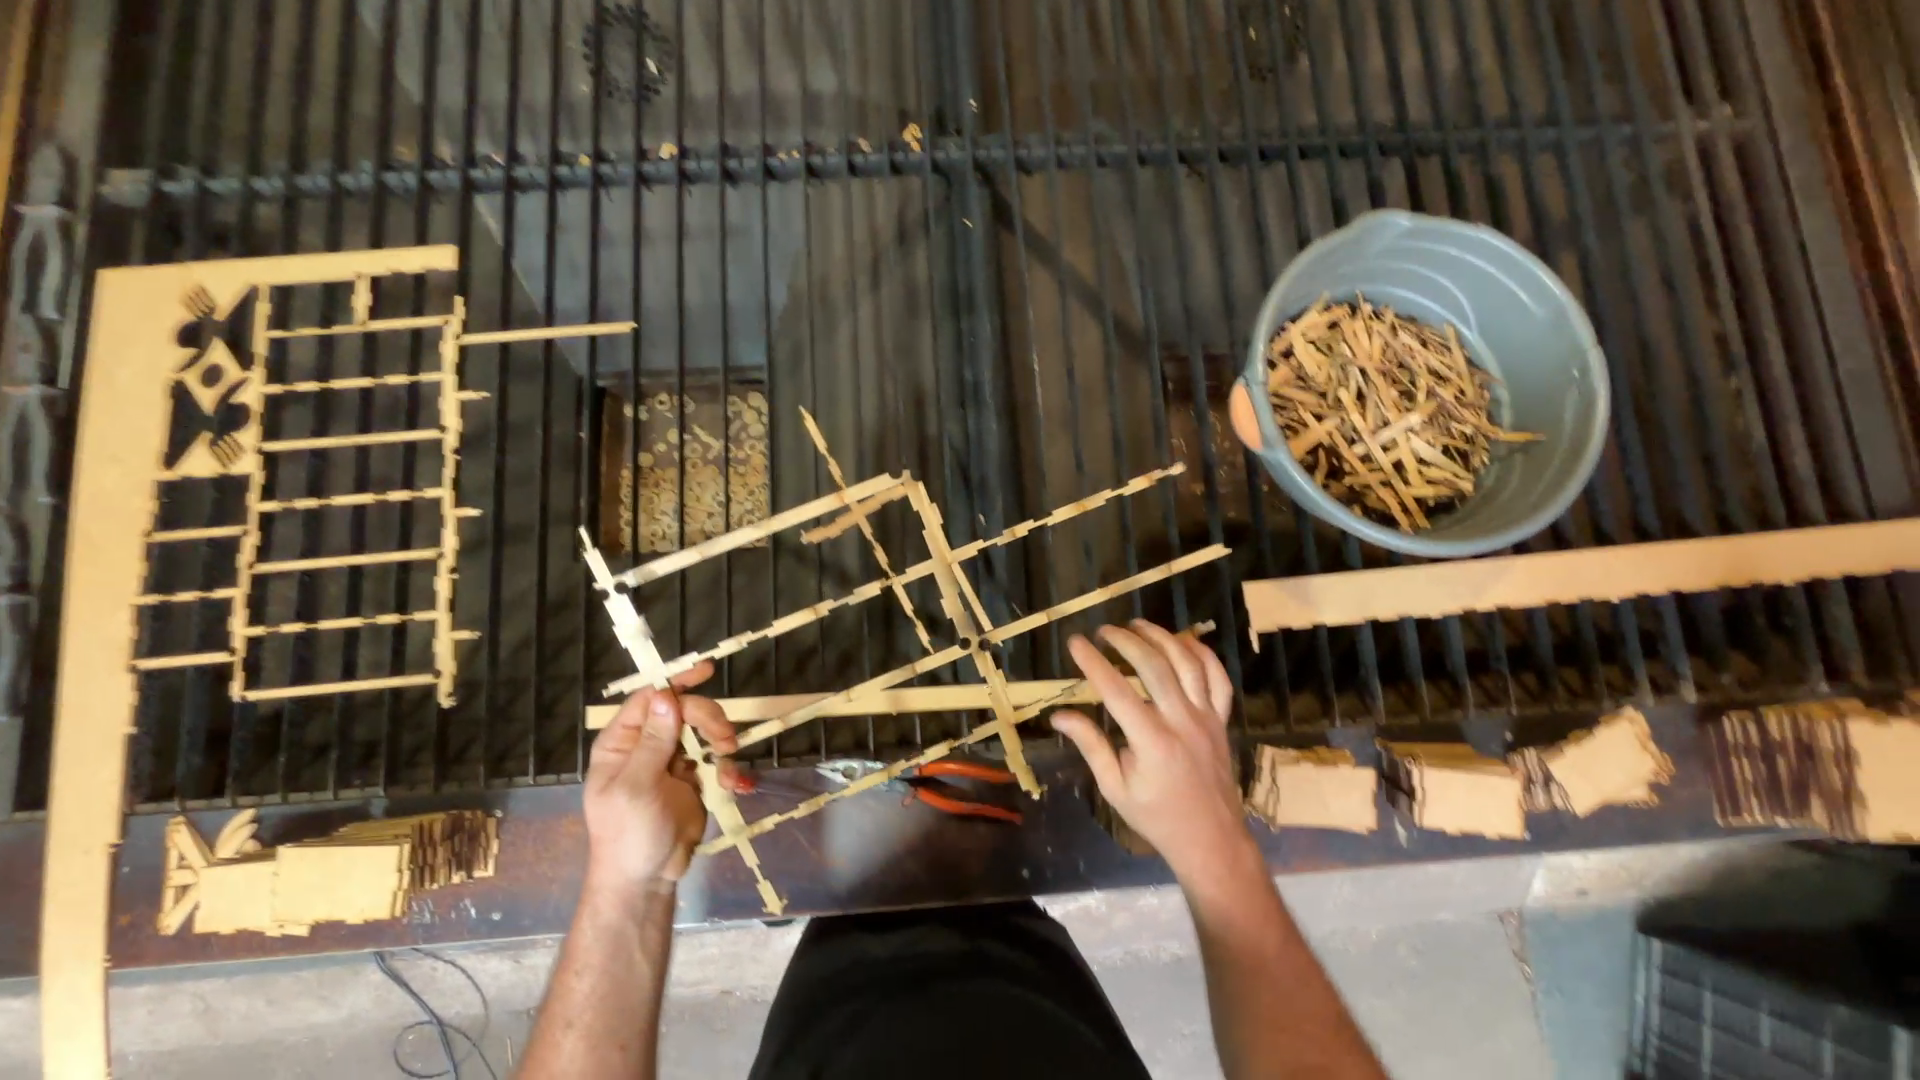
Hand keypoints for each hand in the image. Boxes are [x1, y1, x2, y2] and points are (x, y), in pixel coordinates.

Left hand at [583, 661, 737, 893]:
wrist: (647, 879)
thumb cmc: (628, 836)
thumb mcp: (636, 789)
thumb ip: (654, 742)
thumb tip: (668, 696)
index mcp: (621, 742)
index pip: (649, 698)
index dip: (676, 682)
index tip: (705, 672)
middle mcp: (646, 744)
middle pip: (683, 709)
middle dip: (707, 719)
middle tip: (724, 739)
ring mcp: (671, 760)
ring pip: (703, 729)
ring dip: (721, 741)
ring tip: (727, 765)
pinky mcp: (694, 778)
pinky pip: (715, 757)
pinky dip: (728, 766)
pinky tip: (733, 783)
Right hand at [1052, 621, 1254, 883]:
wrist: (1211, 838)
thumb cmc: (1156, 817)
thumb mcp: (1115, 789)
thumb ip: (1091, 746)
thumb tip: (1059, 716)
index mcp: (1151, 742)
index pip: (1116, 690)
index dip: (1093, 663)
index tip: (1074, 643)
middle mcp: (1182, 722)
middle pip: (1154, 666)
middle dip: (1125, 641)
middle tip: (1103, 631)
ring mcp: (1207, 718)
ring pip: (1188, 663)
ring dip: (1161, 637)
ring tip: (1137, 625)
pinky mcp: (1222, 720)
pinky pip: (1218, 679)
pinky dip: (1202, 654)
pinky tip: (1183, 642)